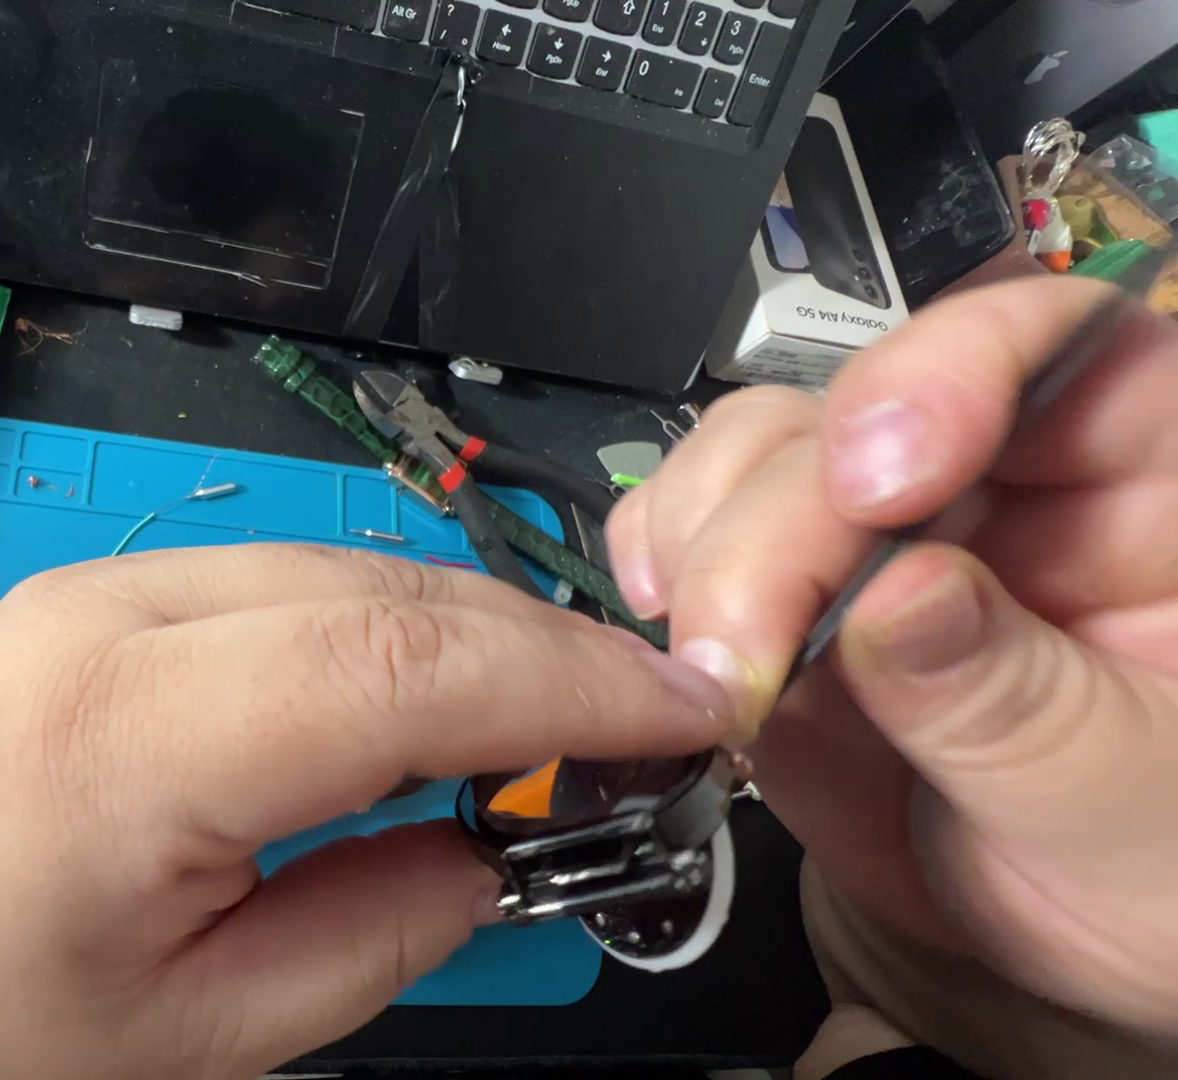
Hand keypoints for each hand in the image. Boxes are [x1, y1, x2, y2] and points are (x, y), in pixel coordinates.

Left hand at [0, 544, 734, 1078]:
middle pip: (377, 595)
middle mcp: (111, 618)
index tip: (674, 713)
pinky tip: (430, 684)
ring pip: (348, 569)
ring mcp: (108, 578)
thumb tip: (498, 850)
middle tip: (634, 719)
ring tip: (546, 712)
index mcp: (119, 743)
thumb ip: (376, 932)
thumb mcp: (198, 1032)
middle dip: (533, 649)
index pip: (384, 669)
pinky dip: (393, 623)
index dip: (557, 681)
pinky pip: (297, 579)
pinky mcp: (119, 577)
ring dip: (468, 632)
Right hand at [605, 278, 1177, 1035]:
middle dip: (764, 539)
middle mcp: (977, 482)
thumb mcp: (1126, 818)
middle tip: (737, 663)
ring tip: (708, 667)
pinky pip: (673, 516)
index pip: (1049, 348)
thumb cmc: (1132, 877)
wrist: (1003, 926)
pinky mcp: (753, 571)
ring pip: (735, 454)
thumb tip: (893, 597)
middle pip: (832, 421)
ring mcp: (845, 526)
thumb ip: (1018, 706)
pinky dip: (647, 558)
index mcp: (1141, 500)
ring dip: (692, 547)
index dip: (945, 380)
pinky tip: (665, 624)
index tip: (878, 490)